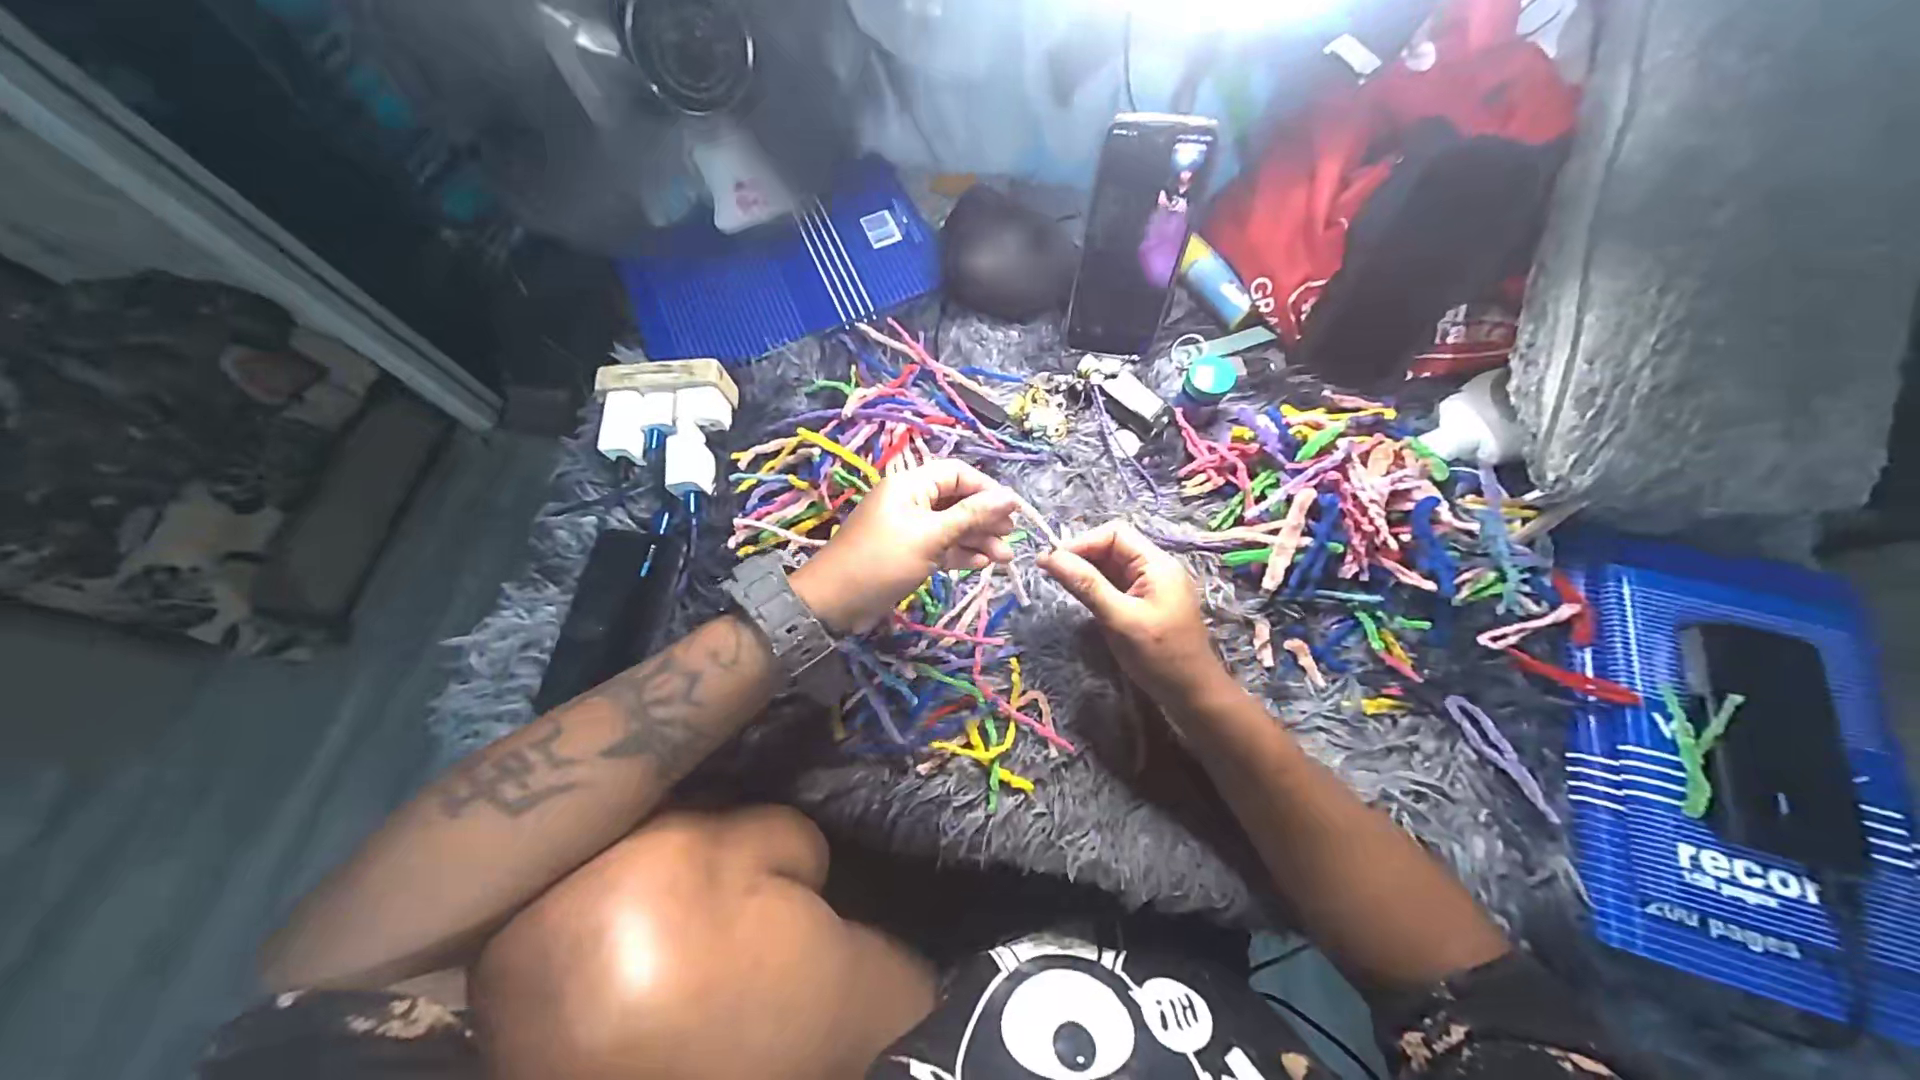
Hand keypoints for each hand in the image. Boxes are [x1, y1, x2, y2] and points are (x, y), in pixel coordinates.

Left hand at [791, 459, 1018, 632]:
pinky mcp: (909, 553)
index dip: (987, 488)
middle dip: (986, 518)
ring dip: (978, 539)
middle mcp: (911, 501)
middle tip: (1011, 537)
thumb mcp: (931, 536)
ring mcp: (910, 529)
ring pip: (952, 526)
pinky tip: (982, 564)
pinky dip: (961, 553)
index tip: (1013, 510)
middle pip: (957, 500)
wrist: (835, 603)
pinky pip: (941, 546)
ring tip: (1004, 558)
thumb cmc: (883, 561)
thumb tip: (1010, 496)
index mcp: (910, 484)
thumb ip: (972, 515)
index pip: (957, 474)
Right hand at [1038, 521, 1229, 706]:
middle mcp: (1154, 568)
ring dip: (1085, 571)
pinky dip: (1095, 586)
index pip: (1114, 533)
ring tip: (1059, 583)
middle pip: (1111, 546)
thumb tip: (1049, 556)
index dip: (1081, 542)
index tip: (1052, 561)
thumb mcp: (1119, 618)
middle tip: (1051, 573)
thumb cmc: (1159, 656)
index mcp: (1156, 563)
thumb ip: (1086, 585)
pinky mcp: (1143, 603)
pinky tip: (1079, 597)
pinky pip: (1115, 584)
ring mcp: (1150, 586)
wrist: (1193, 695)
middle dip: (1080, 555)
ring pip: (1110, 566)